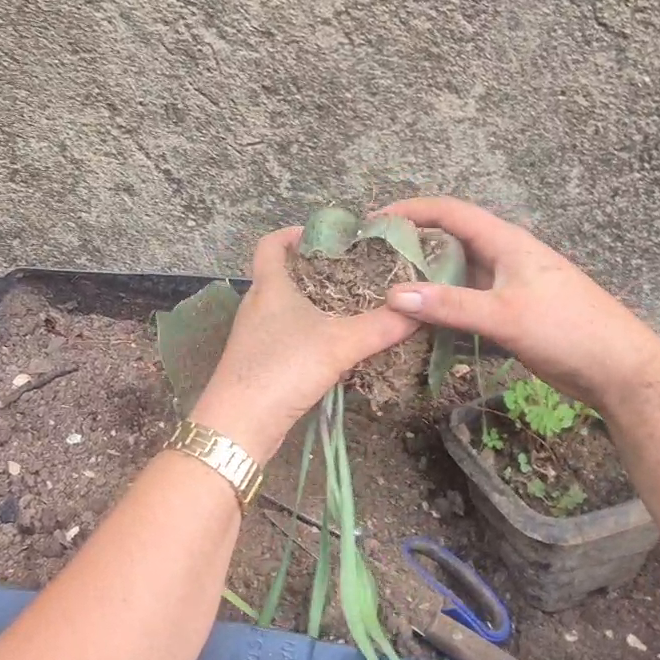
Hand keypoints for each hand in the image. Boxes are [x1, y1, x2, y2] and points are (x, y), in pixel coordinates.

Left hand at [190, 227, 419, 460]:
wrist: (240, 425)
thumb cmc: (283, 369)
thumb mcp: (339, 345)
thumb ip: (380, 327)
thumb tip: (419, 311)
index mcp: (269, 286)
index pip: (271, 244)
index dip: (293, 233)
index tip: (324, 235)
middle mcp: (257, 305)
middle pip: (283, 275)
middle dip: (316, 271)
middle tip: (354, 272)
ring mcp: (255, 336)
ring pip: (287, 309)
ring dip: (315, 306)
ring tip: (353, 308)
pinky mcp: (259, 363)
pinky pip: (288, 337)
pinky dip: (311, 335)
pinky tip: (337, 349)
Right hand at [378, 197, 659, 409]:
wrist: (617, 368)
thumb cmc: (567, 329)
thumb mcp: (504, 315)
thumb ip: (450, 305)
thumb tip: (394, 294)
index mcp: (505, 242)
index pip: (449, 212)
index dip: (410, 211)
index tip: (373, 222)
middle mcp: (503, 257)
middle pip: (448, 241)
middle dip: (411, 246)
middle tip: (372, 261)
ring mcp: (507, 286)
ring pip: (456, 274)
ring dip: (425, 281)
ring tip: (385, 291)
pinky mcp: (510, 312)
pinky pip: (466, 301)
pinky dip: (442, 307)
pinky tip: (420, 323)